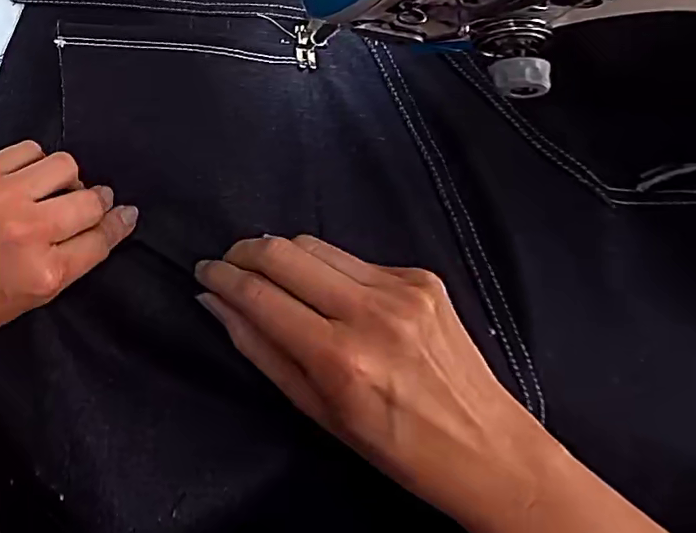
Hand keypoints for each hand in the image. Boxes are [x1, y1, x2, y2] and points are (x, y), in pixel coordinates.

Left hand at [0, 141, 136, 360]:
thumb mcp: (15, 305)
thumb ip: (58, 269)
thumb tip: (91, 233)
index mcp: (41, 276)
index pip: (101, 241)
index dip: (119, 225)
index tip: (126, 215)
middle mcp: (30, 232)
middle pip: (92, 200)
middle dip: (100, 202)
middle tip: (94, 201)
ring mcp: (5, 196)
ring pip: (66, 166)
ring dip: (67, 178)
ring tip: (52, 189)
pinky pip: (31, 150)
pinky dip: (36, 161)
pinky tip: (25, 176)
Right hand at [195, 235, 660, 532]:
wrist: (492, 451)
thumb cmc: (398, 449)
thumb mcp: (320, 415)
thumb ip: (262, 352)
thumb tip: (216, 303)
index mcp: (341, 359)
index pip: (260, 295)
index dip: (223, 277)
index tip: (203, 271)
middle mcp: (370, 311)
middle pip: (283, 251)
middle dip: (244, 251)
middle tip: (227, 262)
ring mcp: (399, 286)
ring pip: (314, 243)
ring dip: (281, 253)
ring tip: (268, 271)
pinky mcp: (420, 274)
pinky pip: (351, 257)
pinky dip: (326, 267)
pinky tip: (327, 290)